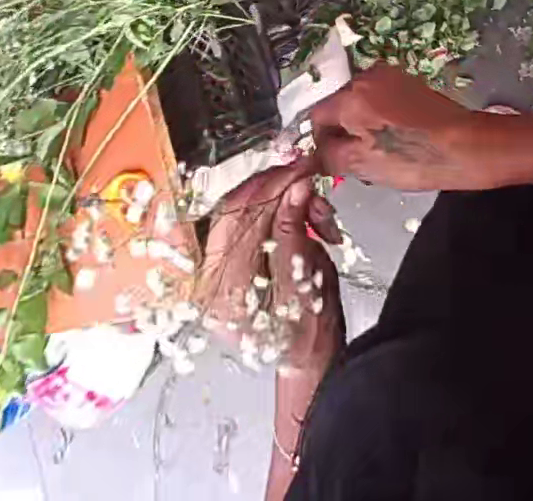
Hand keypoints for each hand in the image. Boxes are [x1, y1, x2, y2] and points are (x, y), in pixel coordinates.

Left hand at [195, 160, 342, 367]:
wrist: (310, 362)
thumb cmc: (309, 335)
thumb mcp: (306, 281)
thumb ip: (294, 230)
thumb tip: (297, 186)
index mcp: (220, 286)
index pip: (234, 216)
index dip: (267, 186)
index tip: (297, 169)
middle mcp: (210, 275)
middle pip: (237, 208)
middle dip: (278, 188)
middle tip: (309, 176)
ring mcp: (220, 267)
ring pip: (248, 209)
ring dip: (289, 201)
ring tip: (322, 214)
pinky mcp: (236, 260)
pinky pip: (256, 221)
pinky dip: (286, 212)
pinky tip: (313, 221)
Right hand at [310, 65, 492, 191]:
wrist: (467, 145)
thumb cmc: (413, 158)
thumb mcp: (363, 165)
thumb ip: (328, 156)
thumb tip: (313, 154)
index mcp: (351, 96)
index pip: (316, 116)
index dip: (321, 141)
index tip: (336, 159)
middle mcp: (366, 76)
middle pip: (338, 105)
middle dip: (343, 130)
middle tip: (362, 158)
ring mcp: (388, 75)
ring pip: (359, 101)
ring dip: (362, 122)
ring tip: (383, 147)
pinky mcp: (406, 79)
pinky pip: (379, 96)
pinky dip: (379, 114)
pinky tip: (397, 133)